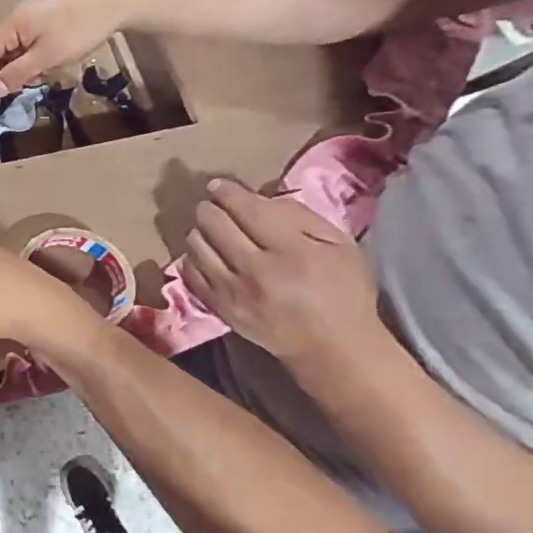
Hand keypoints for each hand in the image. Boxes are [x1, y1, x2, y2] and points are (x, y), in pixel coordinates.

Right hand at [0, 0, 127, 96]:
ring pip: (15, 43)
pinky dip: (31, 54)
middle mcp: (19, 13)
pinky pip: (29, 37)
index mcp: (14, 22)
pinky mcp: (48, 13)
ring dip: (19, 64)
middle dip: (3, 70)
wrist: (116, 2)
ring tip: (36, 78)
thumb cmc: (78, 31)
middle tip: (16, 90)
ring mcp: (34, 11)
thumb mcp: (46, 57)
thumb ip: (17, 73)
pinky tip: (46, 63)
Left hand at [182, 178, 384, 362]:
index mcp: (291, 251)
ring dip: (200, 230)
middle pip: (213, 223)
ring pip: (195, 244)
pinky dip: (194, 256)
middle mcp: (256, 270)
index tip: (218, 185)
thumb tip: (258, 198)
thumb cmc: (342, 292)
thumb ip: (298, 217)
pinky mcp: (218, 308)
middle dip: (210, 208)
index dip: (227, 192)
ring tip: (212, 230)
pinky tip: (208, 254)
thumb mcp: (339, 246)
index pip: (246, 210)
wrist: (330, 347)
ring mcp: (232, 291)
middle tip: (215, 206)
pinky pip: (190, 271)